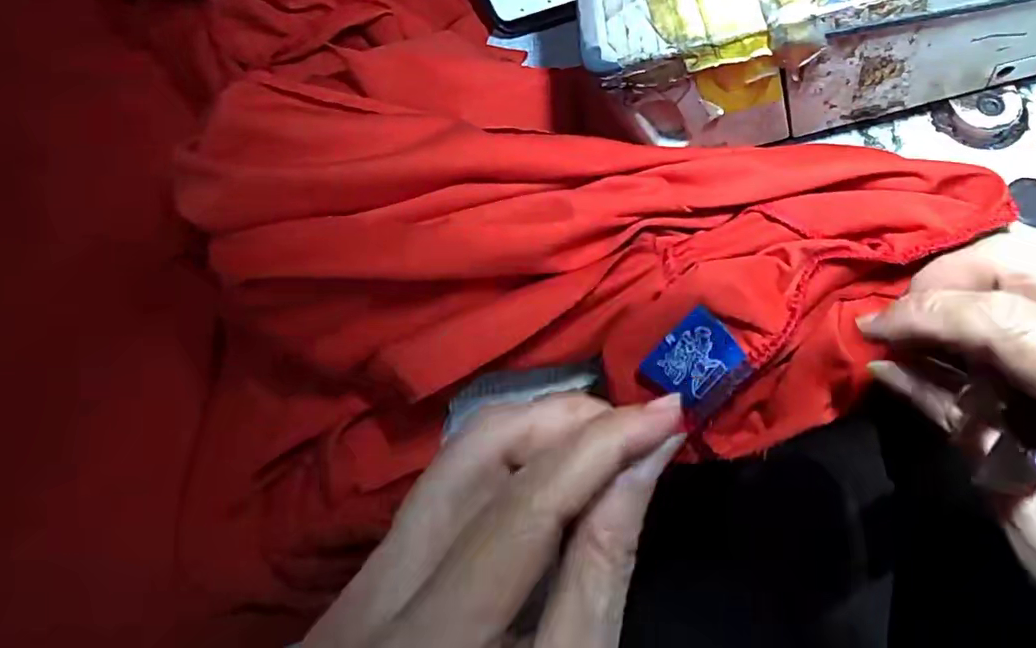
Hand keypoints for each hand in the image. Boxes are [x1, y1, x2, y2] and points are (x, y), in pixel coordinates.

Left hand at [303, 393, 684, 647]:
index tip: (669, 409)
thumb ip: (603, 565)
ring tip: (605, 438)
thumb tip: (647, 453)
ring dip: (542, 428)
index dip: (603, 443)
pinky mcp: (374, 565)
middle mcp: (377, 587)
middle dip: (568, 419)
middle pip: (481, 446)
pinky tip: (558, 464)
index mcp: (429, 636)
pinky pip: (450, 477)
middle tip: (634, 425)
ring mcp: (366, 572)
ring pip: (462, 449)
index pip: (527, 501)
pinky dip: (514, 455)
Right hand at [860, 234, 1035, 647]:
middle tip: (898, 325)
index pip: (1010, 321)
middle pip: (1022, 264)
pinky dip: (991, 295)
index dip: (928, 314)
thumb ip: (963, 431)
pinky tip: (969, 336)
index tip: (872, 328)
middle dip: (942, 282)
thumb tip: (884, 364)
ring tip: (926, 329)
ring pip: (1030, 260)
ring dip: (964, 284)